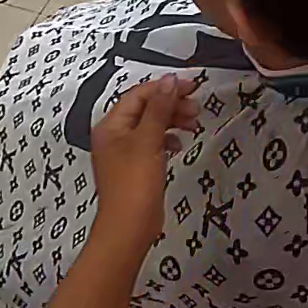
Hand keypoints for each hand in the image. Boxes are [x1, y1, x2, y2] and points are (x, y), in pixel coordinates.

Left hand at [89, 75, 200, 242]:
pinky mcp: (137, 165)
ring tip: (194, 124)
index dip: (165, 88)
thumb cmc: (134, 184)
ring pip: (152, 124)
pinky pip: (155, 141)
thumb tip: (170, 82)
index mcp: (111, 125)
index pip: (139, 95)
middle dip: (172, 104)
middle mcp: (115, 135)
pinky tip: (179, 144)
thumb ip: (159, 109)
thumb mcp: (148, 141)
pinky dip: (170, 138)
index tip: (192, 87)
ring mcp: (126, 151)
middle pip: (146, 108)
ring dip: (173, 120)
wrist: (129, 225)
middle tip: (196, 107)